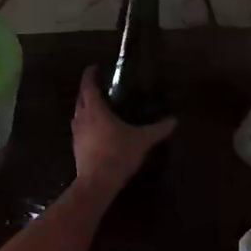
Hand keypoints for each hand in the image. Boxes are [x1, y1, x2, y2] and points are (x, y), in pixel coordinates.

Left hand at [72, 68, 173, 192]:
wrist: (96, 182)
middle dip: (87, 89)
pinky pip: (79, 128)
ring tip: (98, 106)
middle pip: (80, 98)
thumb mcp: (142, 141)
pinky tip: (96, 130)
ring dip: (85, 107)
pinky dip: (85, 123)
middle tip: (99, 86)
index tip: (94, 67)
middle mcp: (81, 117)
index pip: (88, 85)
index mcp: (95, 109)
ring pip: (78, 113)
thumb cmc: (117, 154)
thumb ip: (158, 129)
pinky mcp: (76, 147)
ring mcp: (76, 133)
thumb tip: (174, 121)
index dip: (90, 74)